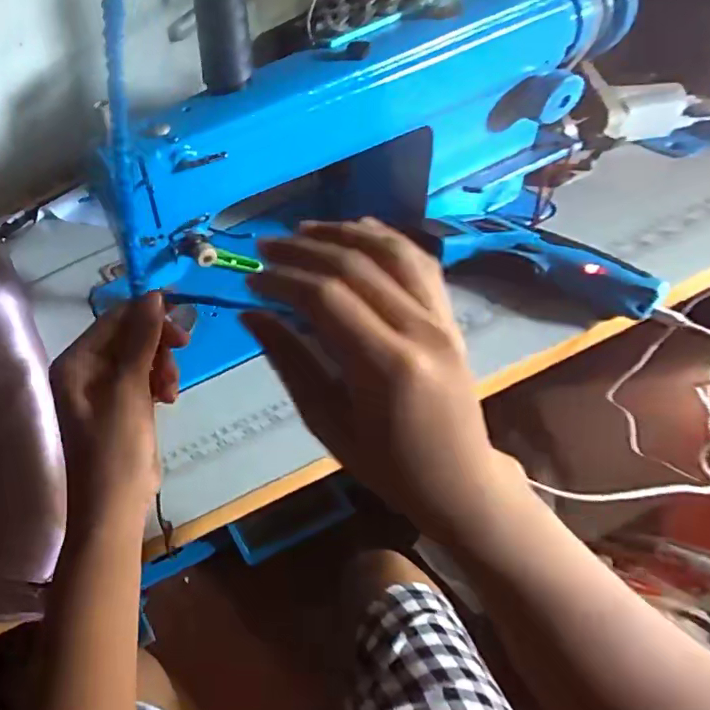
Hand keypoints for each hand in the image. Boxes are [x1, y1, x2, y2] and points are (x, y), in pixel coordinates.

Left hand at [50, 292, 189, 515]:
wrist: (113, 508)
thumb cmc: (116, 446)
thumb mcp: (130, 387)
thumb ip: (142, 339)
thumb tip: (153, 294)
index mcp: (76, 362)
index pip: (113, 319)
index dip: (148, 314)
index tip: (182, 321)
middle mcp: (83, 371)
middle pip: (127, 336)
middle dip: (157, 343)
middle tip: (185, 349)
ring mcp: (100, 391)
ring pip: (139, 357)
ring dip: (161, 365)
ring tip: (172, 390)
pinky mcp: (118, 407)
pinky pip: (140, 379)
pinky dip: (157, 382)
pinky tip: (168, 398)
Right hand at [241, 219, 523, 538]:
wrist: (458, 480)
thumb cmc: (386, 464)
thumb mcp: (326, 421)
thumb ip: (290, 361)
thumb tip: (250, 314)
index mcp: (385, 367)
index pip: (326, 298)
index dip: (283, 280)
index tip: (251, 280)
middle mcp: (419, 331)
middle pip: (355, 267)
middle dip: (302, 251)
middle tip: (263, 249)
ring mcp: (442, 319)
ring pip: (390, 253)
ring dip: (342, 234)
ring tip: (302, 230)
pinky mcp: (450, 316)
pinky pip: (419, 262)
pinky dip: (385, 239)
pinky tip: (357, 229)